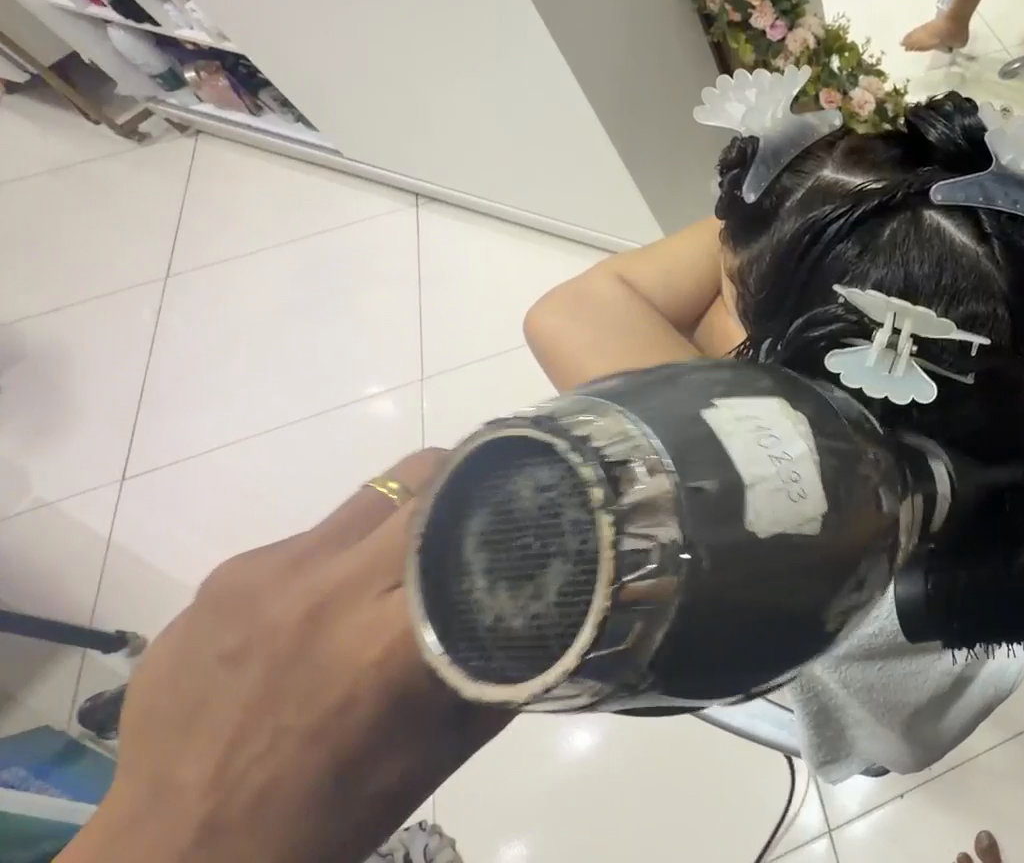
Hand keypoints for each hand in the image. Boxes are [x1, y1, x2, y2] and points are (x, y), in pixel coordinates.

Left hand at [62, 450, 512, 862]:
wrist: (184, 848)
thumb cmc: (342, 802)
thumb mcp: (455, 736)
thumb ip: (508, 654)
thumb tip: (559, 597)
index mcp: (395, 633)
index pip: (477, 519)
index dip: (515, 499)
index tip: (542, 500)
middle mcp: (333, 585)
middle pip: (426, 478)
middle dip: (467, 485)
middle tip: (487, 512)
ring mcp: (269, 574)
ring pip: (372, 495)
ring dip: (408, 511)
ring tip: (410, 559)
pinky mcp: (221, 579)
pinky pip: (311, 538)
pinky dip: (343, 556)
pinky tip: (329, 609)